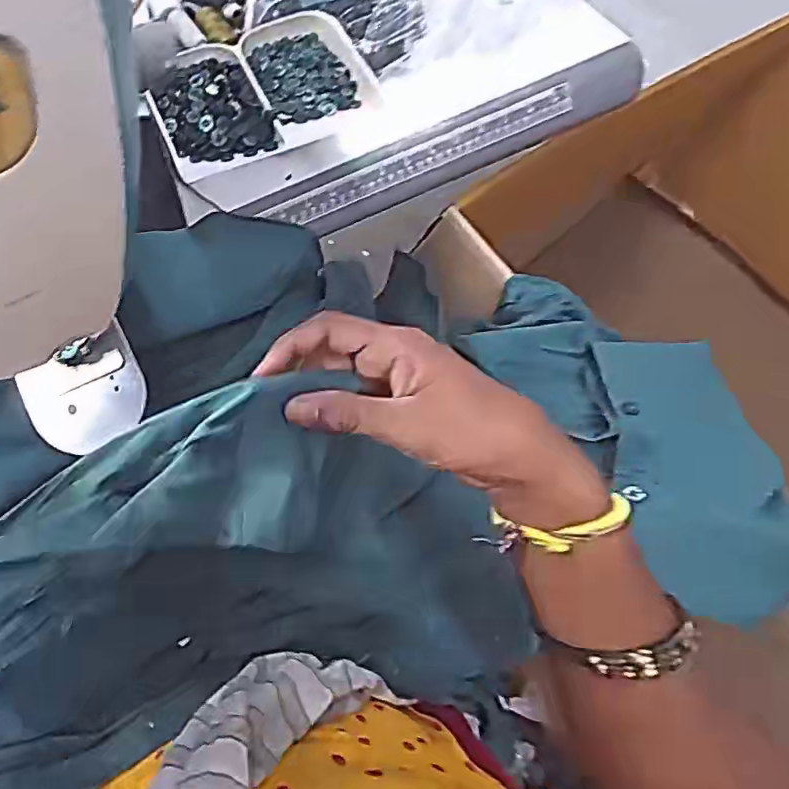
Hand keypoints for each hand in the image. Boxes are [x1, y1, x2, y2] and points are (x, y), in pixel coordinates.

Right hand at [254, 311, 607, 523]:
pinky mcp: (401, 397)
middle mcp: (392, 351)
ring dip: (310, 382)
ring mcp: (397, 374)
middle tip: (264, 395)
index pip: (327, 328)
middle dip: (294, 364)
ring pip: (340, 368)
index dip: (289, 346)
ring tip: (280, 406)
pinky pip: (354, 389)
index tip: (262, 378)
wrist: (525, 459)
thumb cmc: (471, 432)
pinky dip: (330, 399)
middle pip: (330, 344)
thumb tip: (290, 407)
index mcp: (395, 344)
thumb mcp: (404, 423)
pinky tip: (315, 416)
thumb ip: (345, 412)